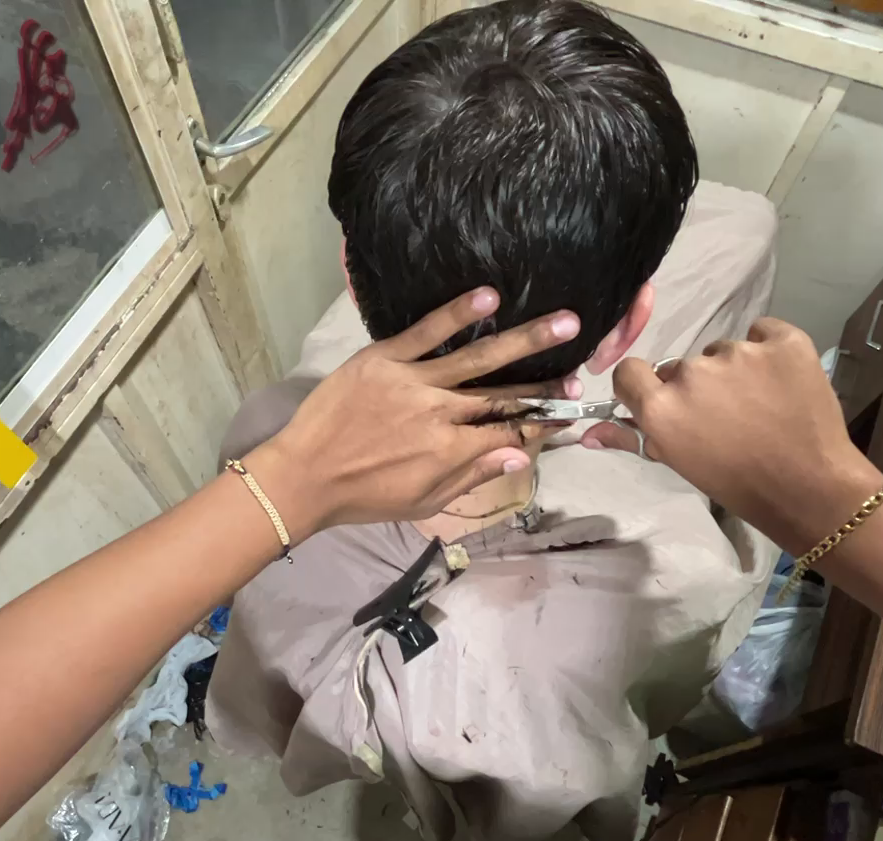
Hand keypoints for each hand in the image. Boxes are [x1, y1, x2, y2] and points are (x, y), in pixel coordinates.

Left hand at [248, 288, 579, 534]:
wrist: (304, 476)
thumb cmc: (364, 497)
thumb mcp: (423, 502)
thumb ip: (472, 476)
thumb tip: (522, 455)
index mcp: (450, 451)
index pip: (510, 433)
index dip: (542, 423)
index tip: (568, 411)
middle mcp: (441, 413)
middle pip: (504, 396)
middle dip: (545, 385)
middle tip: (579, 370)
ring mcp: (413, 381)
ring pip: (478, 359)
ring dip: (524, 340)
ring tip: (564, 321)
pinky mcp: (384, 359)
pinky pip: (427, 332)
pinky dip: (458, 313)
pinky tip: (490, 295)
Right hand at [581, 317, 882, 552]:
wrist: (805, 485)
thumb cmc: (733, 481)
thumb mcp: (676, 461)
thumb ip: (630, 439)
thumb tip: (586, 433)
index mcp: (661, 405)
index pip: (630, 372)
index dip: (641, 385)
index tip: (661, 400)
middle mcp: (691, 372)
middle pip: (679, 367)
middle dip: (694, 387)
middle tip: (722, 417)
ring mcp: (739, 352)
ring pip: (720, 353)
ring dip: (731, 372)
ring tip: (757, 404)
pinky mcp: (782, 339)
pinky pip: (762, 333)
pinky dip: (766, 352)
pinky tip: (779, 381)